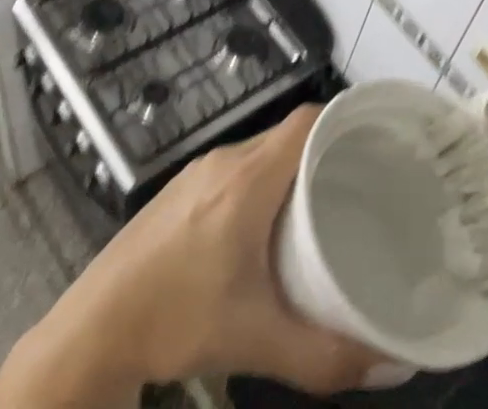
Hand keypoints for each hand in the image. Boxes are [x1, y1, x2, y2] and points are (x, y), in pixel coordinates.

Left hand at [0, 106, 394, 407]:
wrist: (89, 333)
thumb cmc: (174, 320)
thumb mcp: (258, 340)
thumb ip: (329, 356)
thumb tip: (397, 367)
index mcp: (246, 180)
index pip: (308, 120)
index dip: (347, 122)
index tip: (381, 146)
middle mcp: (221, 163)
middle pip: (289, 134)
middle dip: (330, 151)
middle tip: (366, 183)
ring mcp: (194, 175)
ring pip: (262, 151)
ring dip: (297, 168)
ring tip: (329, 203)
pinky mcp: (177, 193)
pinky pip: (237, 168)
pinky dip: (267, 181)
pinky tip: (274, 223)